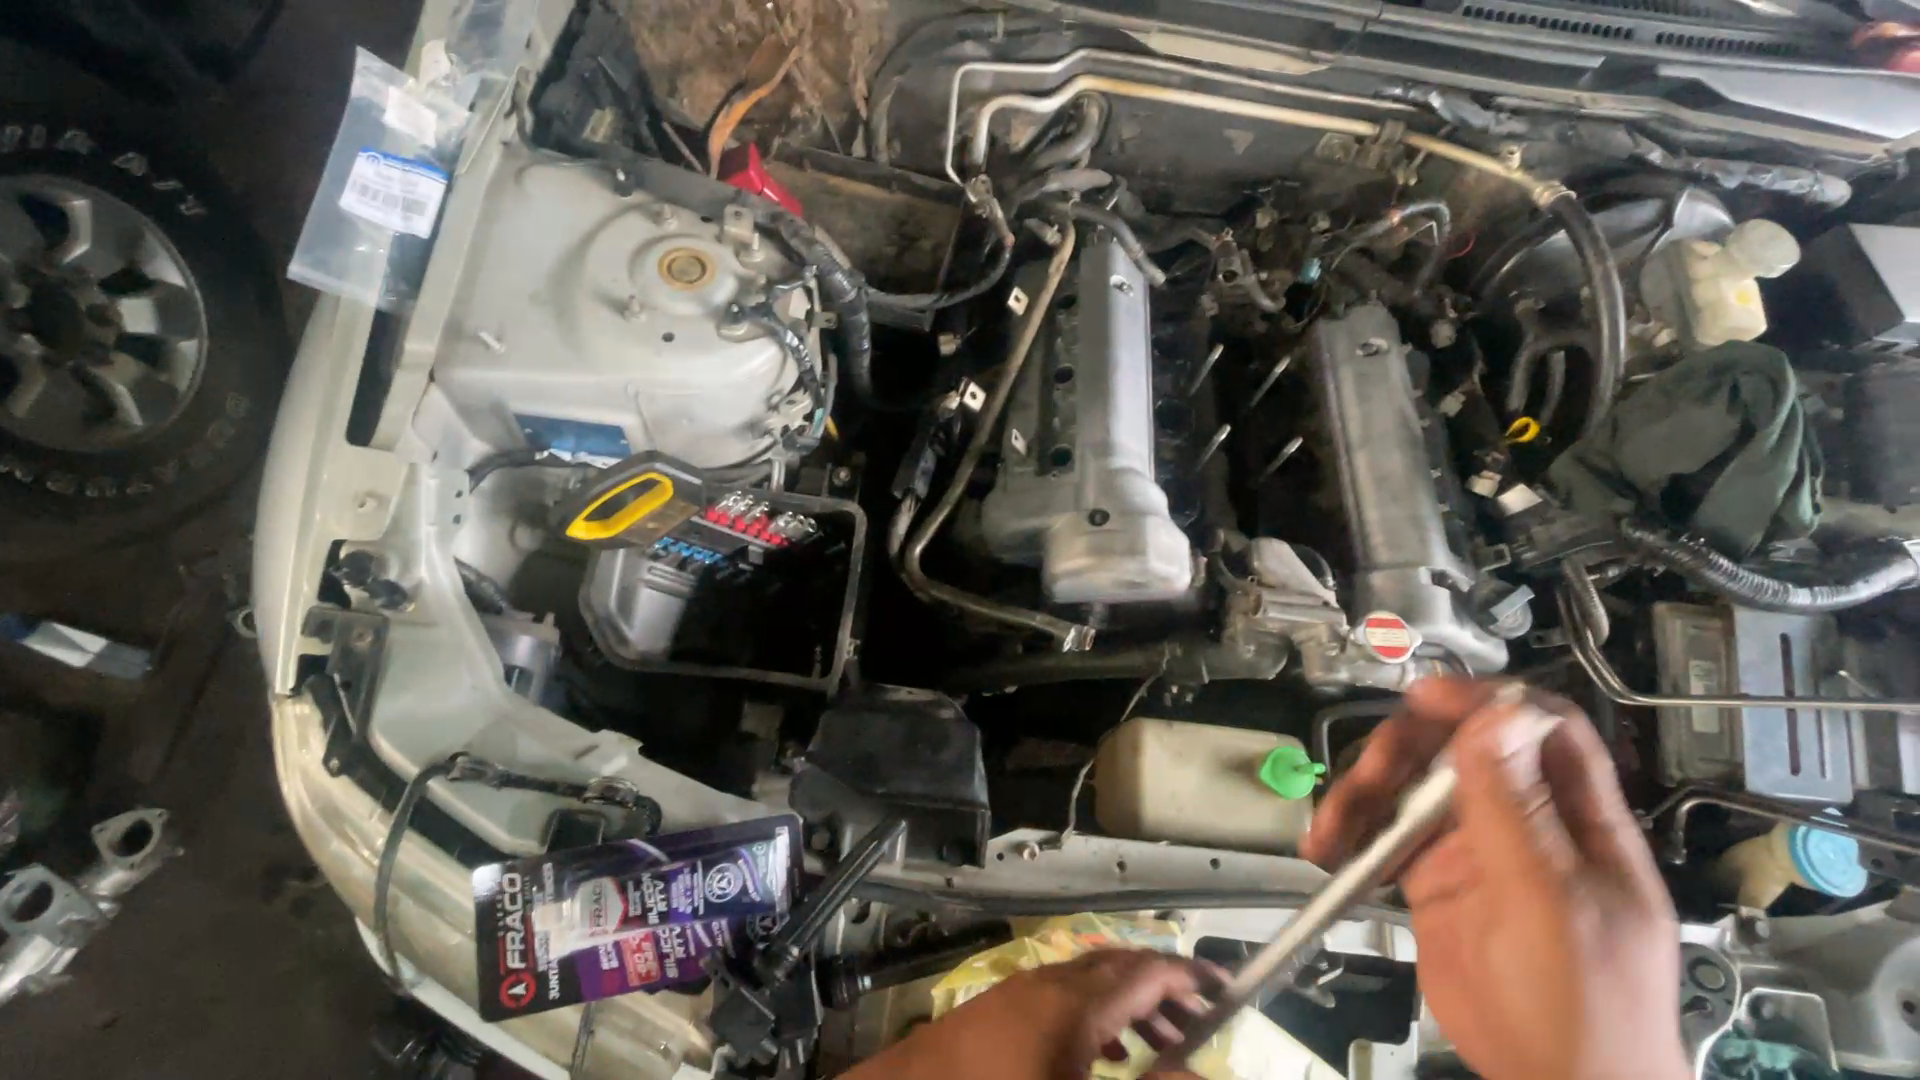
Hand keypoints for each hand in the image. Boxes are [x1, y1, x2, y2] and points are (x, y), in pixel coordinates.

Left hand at [839, 949, 1211, 1079]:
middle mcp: (1051, 983)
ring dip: (1132, 1004)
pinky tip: (1105, 1054)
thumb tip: (1195, 1069)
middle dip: (1166, 991)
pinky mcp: (1001, 1009)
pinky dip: (1098, 1015)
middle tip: (1204, 1026)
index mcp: (1076, 1004)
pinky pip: (1065, 997)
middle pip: (1121, 969)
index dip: (1191, 978)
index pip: (1148, 971)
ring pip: (1092, 982)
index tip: (1228, 991)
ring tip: (1164, 1045)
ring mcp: (1022, 991)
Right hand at [1302, 677, 1688, 1079]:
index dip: (1485, 701)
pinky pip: (1381, 832)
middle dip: (1400, 752)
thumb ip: (1516, 807)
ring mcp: (1469, 846)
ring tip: (1329, 830)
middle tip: (1365, 778)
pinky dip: (1348, 832)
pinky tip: (1325, 848)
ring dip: (1360, 794)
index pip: (1538, 727)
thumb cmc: (1580, 1000)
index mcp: (1571, 816)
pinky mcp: (1429, 875)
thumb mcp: (1550, 900)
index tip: (1424, 699)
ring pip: (1407, 785)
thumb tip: (1498, 715)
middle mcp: (1519, 818)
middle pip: (1453, 747)